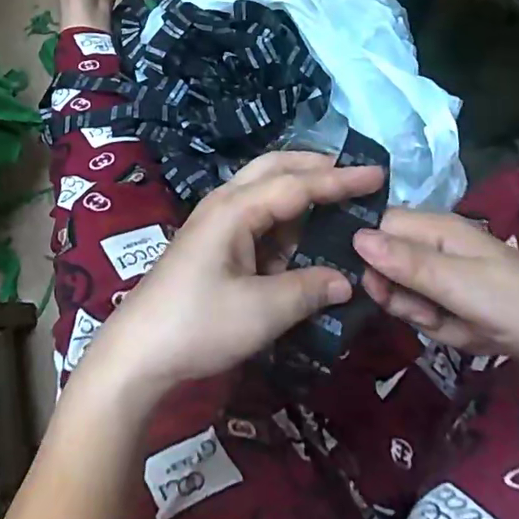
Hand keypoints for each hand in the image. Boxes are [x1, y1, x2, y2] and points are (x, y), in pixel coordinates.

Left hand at [75, 153, 385, 396]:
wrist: (139, 351)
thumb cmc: (199, 324)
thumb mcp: (262, 311)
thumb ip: (308, 289)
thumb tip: (345, 279)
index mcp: (234, 209)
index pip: (296, 184)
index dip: (339, 179)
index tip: (378, 175)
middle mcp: (224, 205)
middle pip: (274, 170)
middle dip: (315, 167)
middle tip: (356, 174)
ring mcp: (216, 224)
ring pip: (265, 193)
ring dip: (300, 193)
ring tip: (340, 202)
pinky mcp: (214, 245)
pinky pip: (257, 221)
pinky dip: (285, 222)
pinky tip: (306, 238)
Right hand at [354, 209, 518, 388]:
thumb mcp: (463, 287)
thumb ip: (409, 264)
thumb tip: (354, 237)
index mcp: (436, 228)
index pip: (377, 228)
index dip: (368, 256)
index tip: (376, 287)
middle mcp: (438, 247)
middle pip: (388, 265)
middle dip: (403, 297)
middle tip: (430, 314)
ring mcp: (451, 278)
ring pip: (407, 296)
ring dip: (427, 319)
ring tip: (462, 329)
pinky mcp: (461, 305)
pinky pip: (431, 316)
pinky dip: (447, 332)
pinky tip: (474, 339)